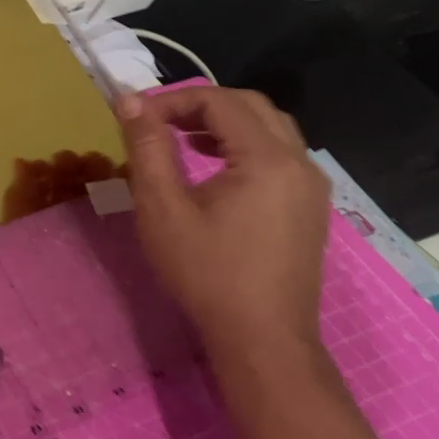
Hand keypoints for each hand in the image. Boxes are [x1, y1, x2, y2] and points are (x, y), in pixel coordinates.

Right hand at [117, 87, 330, 353]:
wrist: (262, 337)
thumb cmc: (206, 270)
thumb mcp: (162, 205)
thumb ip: (147, 146)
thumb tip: (128, 100)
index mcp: (267, 160)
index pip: (219, 101)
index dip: (172, 100)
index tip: (134, 118)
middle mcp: (299, 164)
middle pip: (251, 105)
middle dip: (200, 104)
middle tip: (157, 121)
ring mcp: (310, 188)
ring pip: (270, 128)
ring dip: (223, 121)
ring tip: (179, 137)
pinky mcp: (308, 207)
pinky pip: (279, 153)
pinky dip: (243, 143)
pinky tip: (211, 166)